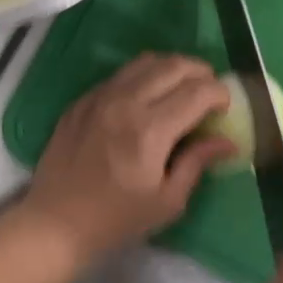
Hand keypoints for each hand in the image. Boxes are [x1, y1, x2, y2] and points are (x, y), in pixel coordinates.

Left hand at [16, 53, 235, 263]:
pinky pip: (117, 76)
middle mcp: (123, 102)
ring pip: (142, 63)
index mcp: (149, 129)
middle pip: (171, 66)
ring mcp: (97, 98)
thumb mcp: (167, 200)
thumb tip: (227, 142)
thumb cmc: (116, 218)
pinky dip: (140, 77)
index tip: (226, 107)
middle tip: (210, 91)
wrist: (56, 219)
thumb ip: (197, 162)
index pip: (196, 92)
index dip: (220, 94)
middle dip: (199, 72)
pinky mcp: (80, 102)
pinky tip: (145, 97)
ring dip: (169, 68)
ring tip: (182, 87)